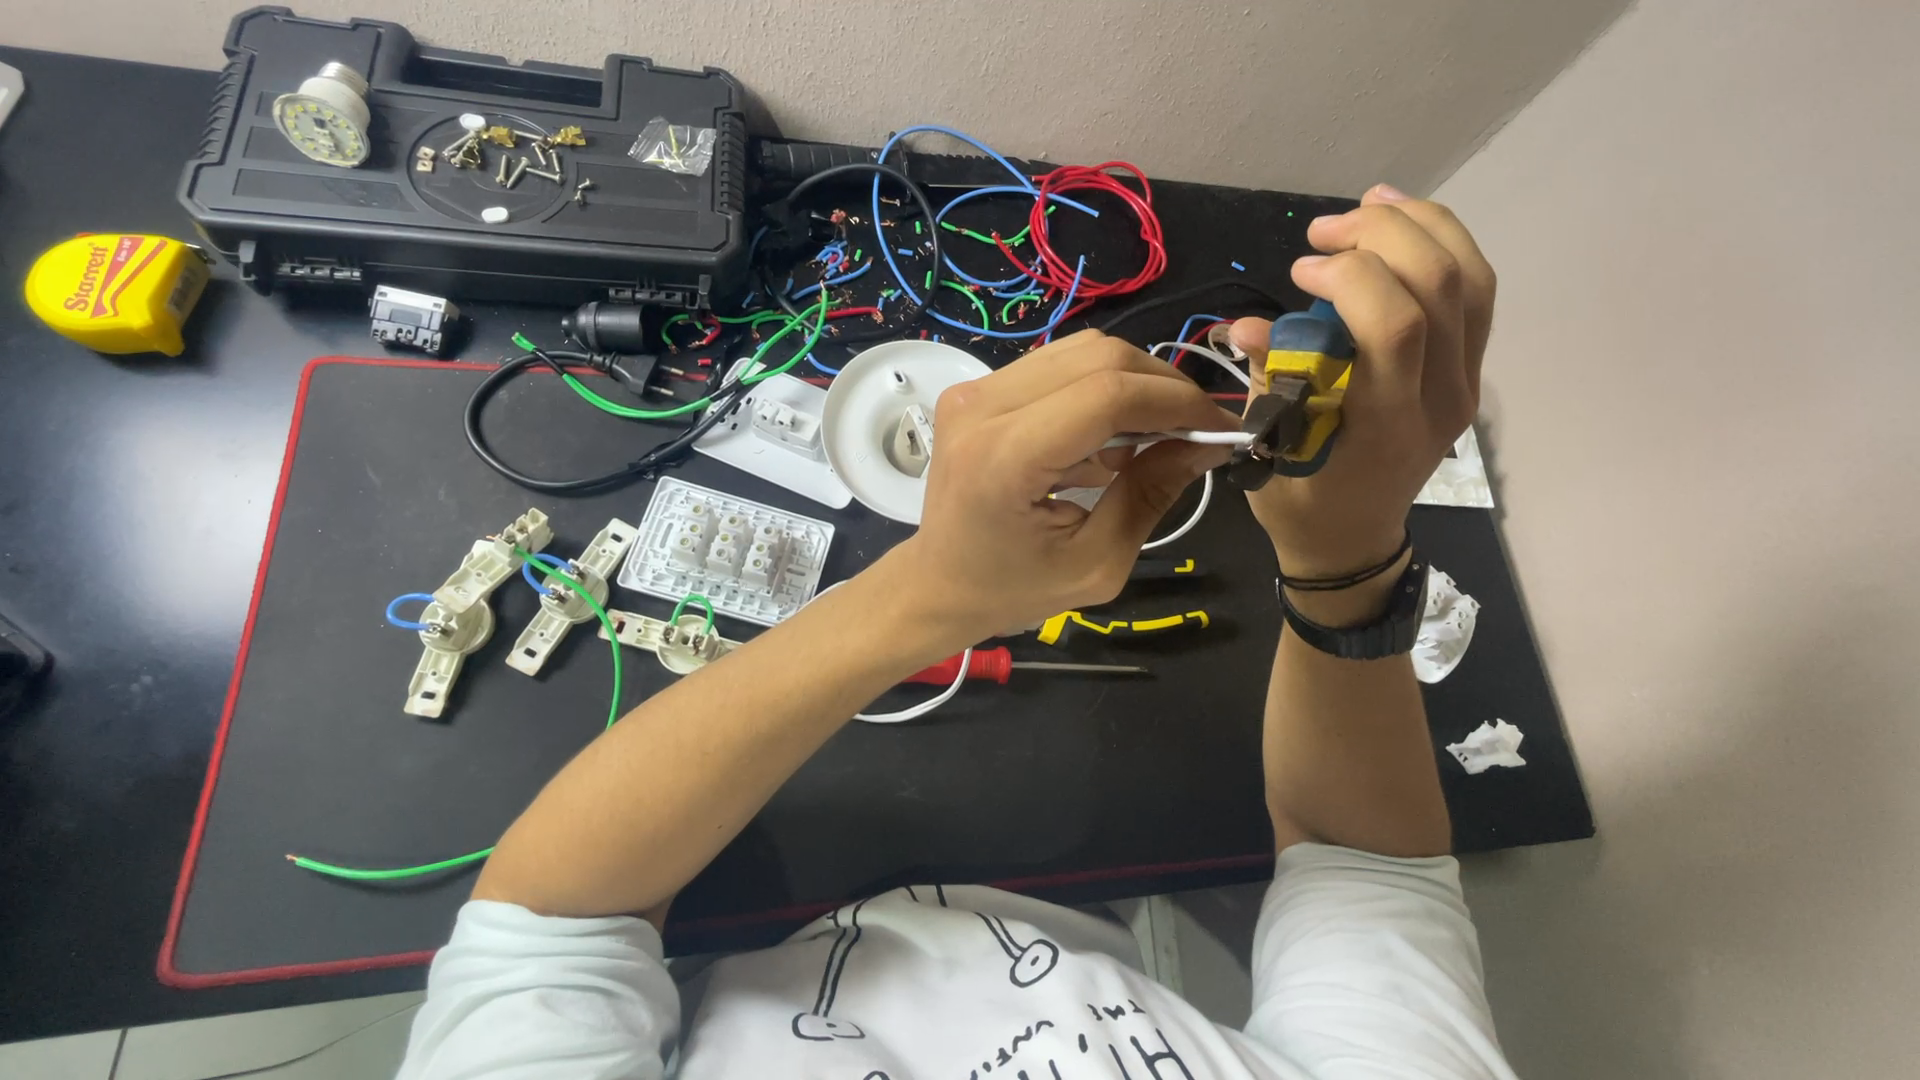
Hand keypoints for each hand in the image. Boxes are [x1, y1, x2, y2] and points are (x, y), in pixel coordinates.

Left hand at [886, 330, 1240, 646]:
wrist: (937, 585)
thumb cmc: (1011, 589)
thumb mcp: (1095, 563)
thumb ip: (1150, 495)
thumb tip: (1207, 442)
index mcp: (1005, 458)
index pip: (1107, 394)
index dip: (1176, 402)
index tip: (1220, 429)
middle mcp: (982, 407)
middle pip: (1098, 357)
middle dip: (1163, 387)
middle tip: (1196, 430)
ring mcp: (973, 391)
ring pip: (1080, 351)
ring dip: (1134, 384)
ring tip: (1157, 436)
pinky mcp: (976, 390)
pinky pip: (1057, 367)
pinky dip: (1099, 389)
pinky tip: (1113, 436)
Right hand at [1232, 183, 1495, 577]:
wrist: (1352, 540)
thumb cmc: (1302, 505)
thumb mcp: (1269, 453)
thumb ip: (1269, 382)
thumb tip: (1247, 325)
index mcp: (1388, 425)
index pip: (1398, 326)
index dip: (1352, 278)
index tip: (1299, 272)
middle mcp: (1441, 398)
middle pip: (1441, 286)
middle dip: (1382, 238)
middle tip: (1321, 234)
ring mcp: (1464, 382)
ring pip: (1471, 278)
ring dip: (1421, 227)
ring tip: (1366, 206)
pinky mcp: (1466, 370)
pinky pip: (1473, 293)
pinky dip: (1443, 246)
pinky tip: (1402, 226)